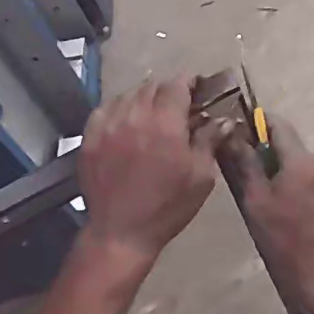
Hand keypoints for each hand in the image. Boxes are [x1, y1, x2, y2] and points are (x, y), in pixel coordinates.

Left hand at [80, 76, 229, 261]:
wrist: (121, 231)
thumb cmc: (168, 206)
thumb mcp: (200, 176)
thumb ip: (210, 141)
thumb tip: (224, 119)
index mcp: (165, 124)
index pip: (176, 85)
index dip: (189, 82)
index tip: (197, 88)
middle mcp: (134, 116)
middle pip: (152, 87)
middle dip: (168, 90)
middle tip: (178, 105)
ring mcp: (108, 125)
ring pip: (128, 95)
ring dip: (144, 98)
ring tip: (152, 112)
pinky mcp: (90, 138)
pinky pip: (104, 110)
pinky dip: (119, 108)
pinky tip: (126, 120)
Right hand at [219, 118, 313, 284]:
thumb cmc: (280, 235)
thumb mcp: (255, 197)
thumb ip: (246, 163)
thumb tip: (233, 135)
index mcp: (302, 160)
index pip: (279, 124)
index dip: (256, 121)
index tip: (235, 128)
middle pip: (287, 140)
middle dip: (262, 143)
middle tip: (236, 155)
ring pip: (293, 156)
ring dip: (273, 160)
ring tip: (249, 176)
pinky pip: (301, 171)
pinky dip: (284, 173)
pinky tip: (268, 191)